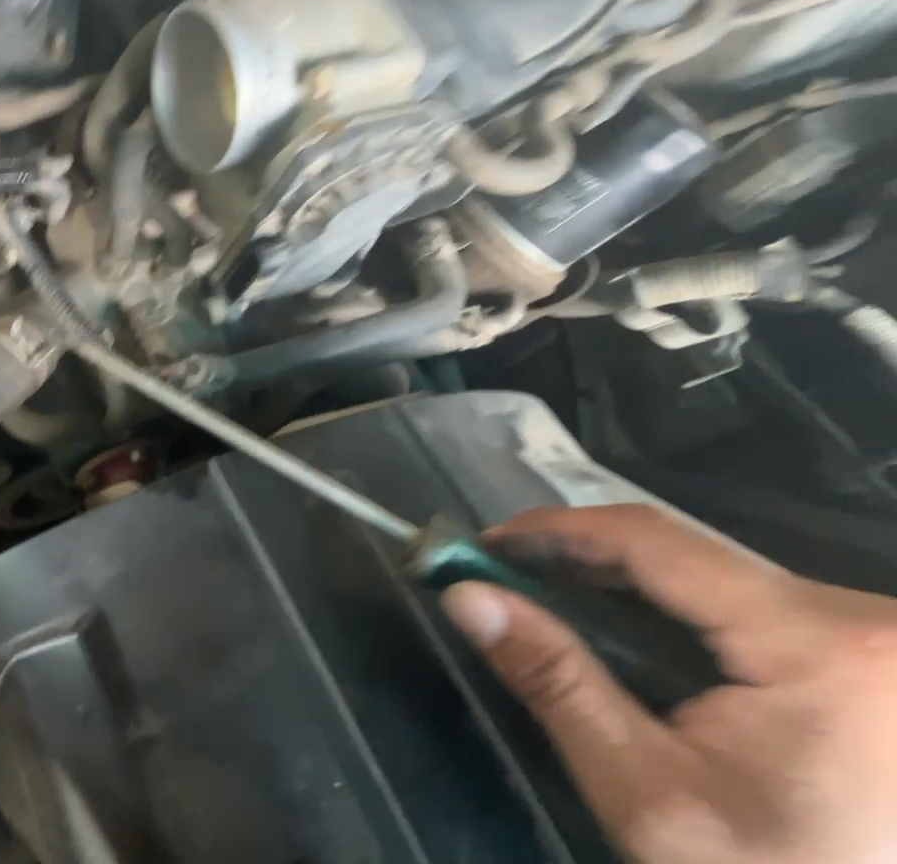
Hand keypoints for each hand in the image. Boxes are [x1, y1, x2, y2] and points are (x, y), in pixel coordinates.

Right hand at [441, 504, 896, 862]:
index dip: (555, 529)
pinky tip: (626, 630)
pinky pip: (751, 602)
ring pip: (716, 571)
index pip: (654, 540)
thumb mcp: (646, 791)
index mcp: (818, 642)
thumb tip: (465, 596)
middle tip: (505, 577)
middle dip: (581, 558)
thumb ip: (556, 683)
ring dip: (623, 581)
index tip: (483, 545)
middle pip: (686, 552)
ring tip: (549, 600)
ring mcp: (875, 635)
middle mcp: (861, 617)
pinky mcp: (873, 656)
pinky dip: (673, 607)